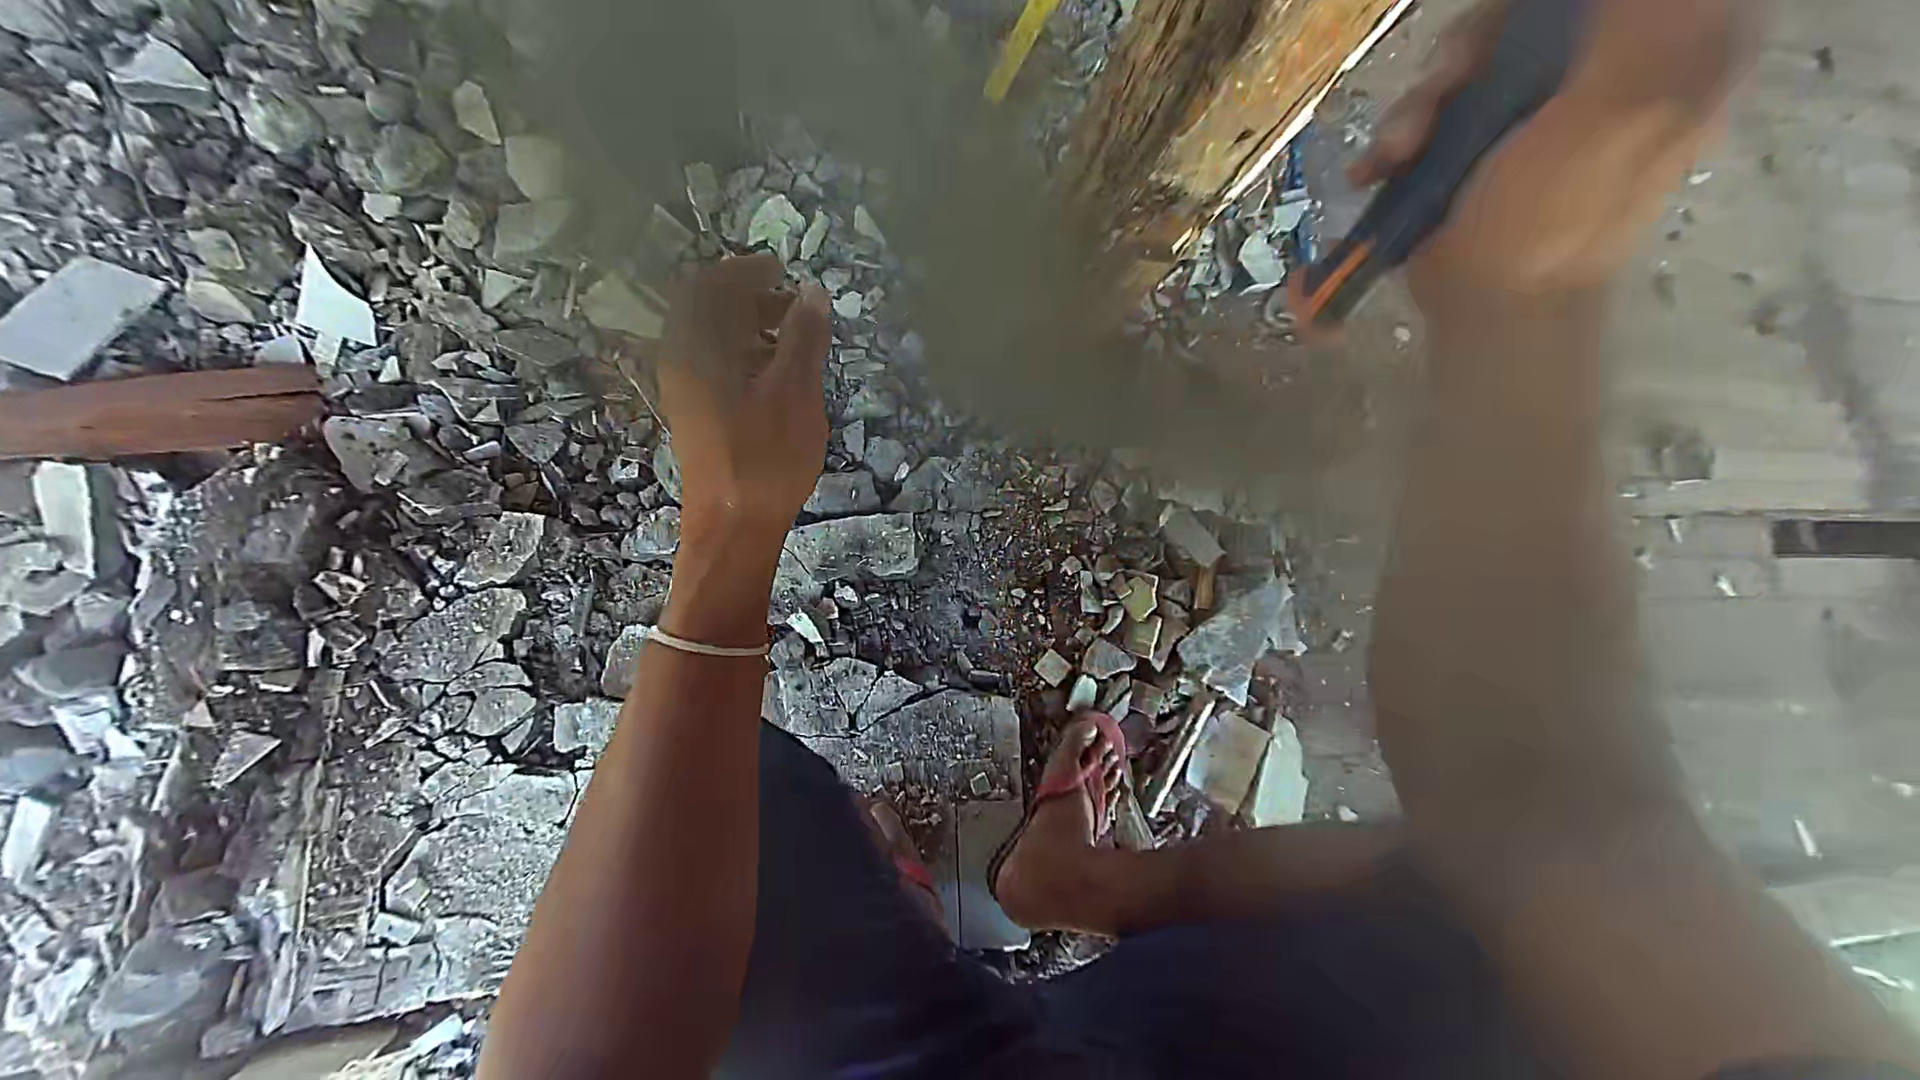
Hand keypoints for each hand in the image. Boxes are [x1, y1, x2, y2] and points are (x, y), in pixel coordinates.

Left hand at [657, 255, 830, 542]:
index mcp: (697, 347)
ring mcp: (684, 390)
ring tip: (793, 341)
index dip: (746, 270)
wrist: (733, 526)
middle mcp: (680, 361)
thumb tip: (812, 294)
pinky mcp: (696, 414)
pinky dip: (743, 356)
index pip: (709, 284)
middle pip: (706, 308)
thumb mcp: (794, 392)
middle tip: (793, 306)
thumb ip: (802, 338)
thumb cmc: (765, 458)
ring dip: (748, 327)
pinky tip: (776, 376)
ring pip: (711, 339)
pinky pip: (714, 366)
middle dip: (750, 298)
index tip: (783, 270)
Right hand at [1354, 0, 1754, 299]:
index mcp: (1666, 46)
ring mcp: (1528, 115)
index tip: (1508, 29)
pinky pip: (1432, 118)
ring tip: (1397, 152)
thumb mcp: (1617, 105)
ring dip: (1420, 106)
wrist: (1487, 303)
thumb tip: (1594, 0)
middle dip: (1469, 50)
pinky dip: (1397, 141)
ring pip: (1468, 67)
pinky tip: (1379, 168)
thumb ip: (1637, 19)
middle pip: (1525, 18)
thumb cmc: (1550, 217)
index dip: (1545, 9)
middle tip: (1443, 87)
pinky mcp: (1471, 152)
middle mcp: (1597, 70)